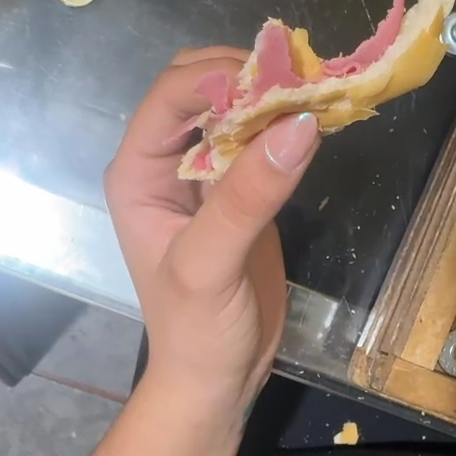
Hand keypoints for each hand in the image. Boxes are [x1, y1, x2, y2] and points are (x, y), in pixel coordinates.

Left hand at [104, 48, 320, 411]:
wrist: (217, 379)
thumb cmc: (196, 331)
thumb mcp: (210, 267)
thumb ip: (246, 198)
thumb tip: (300, 124)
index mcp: (138, 174)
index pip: (170, 96)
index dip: (219, 76)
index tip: (277, 78)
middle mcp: (166, 166)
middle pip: (201, 91)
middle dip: (248, 78)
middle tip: (303, 84)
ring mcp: (205, 179)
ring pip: (235, 113)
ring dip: (272, 99)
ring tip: (318, 96)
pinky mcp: (241, 196)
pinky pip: (261, 145)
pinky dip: (286, 131)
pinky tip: (317, 126)